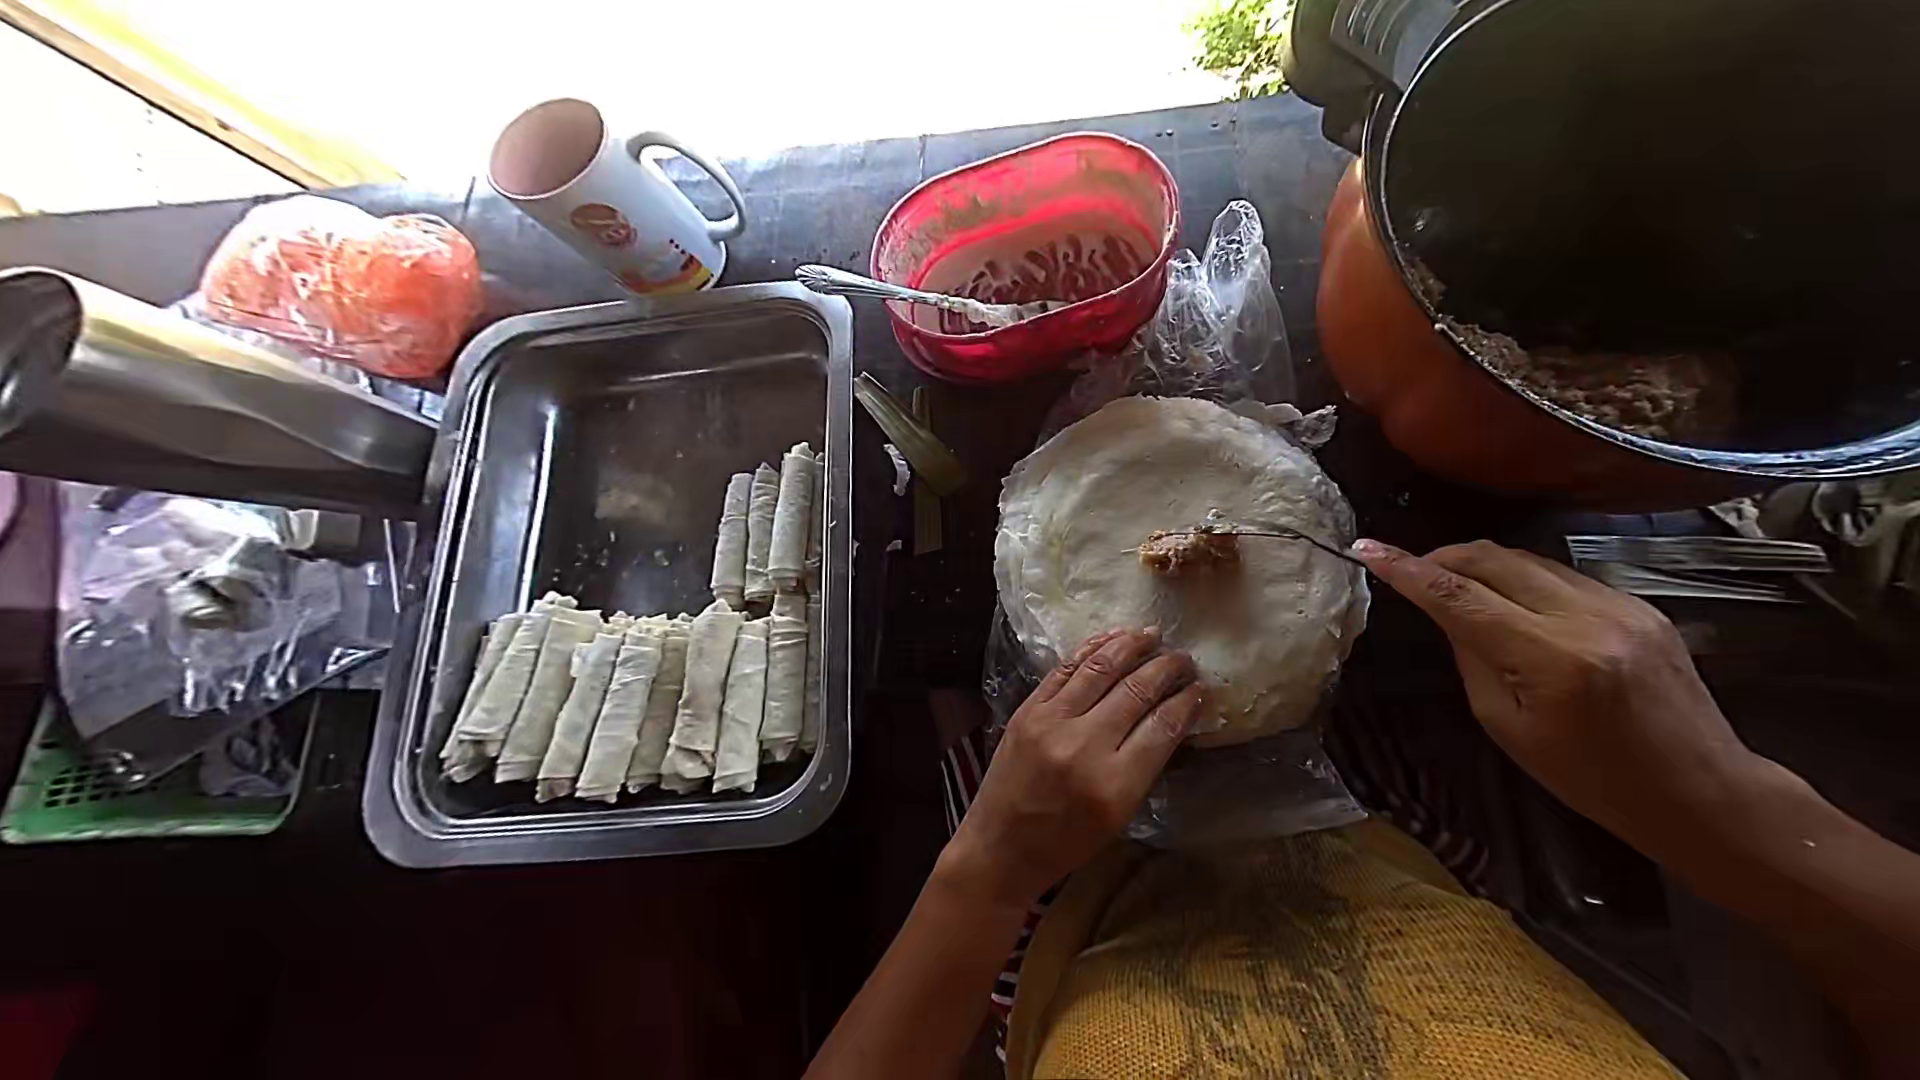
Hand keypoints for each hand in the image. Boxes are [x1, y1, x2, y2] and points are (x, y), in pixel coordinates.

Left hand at [937, 629, 1208, 907]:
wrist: (1000, 845)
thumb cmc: (1066, 842)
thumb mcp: (1119, 815)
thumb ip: (1144, 765)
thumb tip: (1171, 717)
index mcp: (1113, 785)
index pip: (1162, 728)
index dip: (1186, 703)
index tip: (1201, 688)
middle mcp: (1083, 746)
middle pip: (1135, 692)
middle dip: (1166, 669)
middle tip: (1184, 658)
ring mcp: (1050, 722)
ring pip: (1100, 670)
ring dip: (1130, 646)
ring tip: (1152, 634)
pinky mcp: (1027, 710)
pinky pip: (1065, 670)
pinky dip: (1091, 649)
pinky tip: (1111, 638)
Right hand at [1352, 539, 1757, 846]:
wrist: (1702, 791)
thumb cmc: (1587, 775)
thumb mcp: (1504, 721)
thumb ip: (1471, 655)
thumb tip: (1445, 610)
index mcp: (1552, 659)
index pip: (1458, 596)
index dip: (1405, 568)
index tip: (1366, 549)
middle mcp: (1589, 619)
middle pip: (1492, 558)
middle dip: (1439, 556)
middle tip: (1406, 568)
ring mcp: (1622, 606)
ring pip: (1524, 557)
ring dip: (1476, 563)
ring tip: (1449, 584)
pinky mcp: (1639, 604)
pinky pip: (1557, 572)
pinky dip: (1516, 576)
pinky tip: (1504, 599)